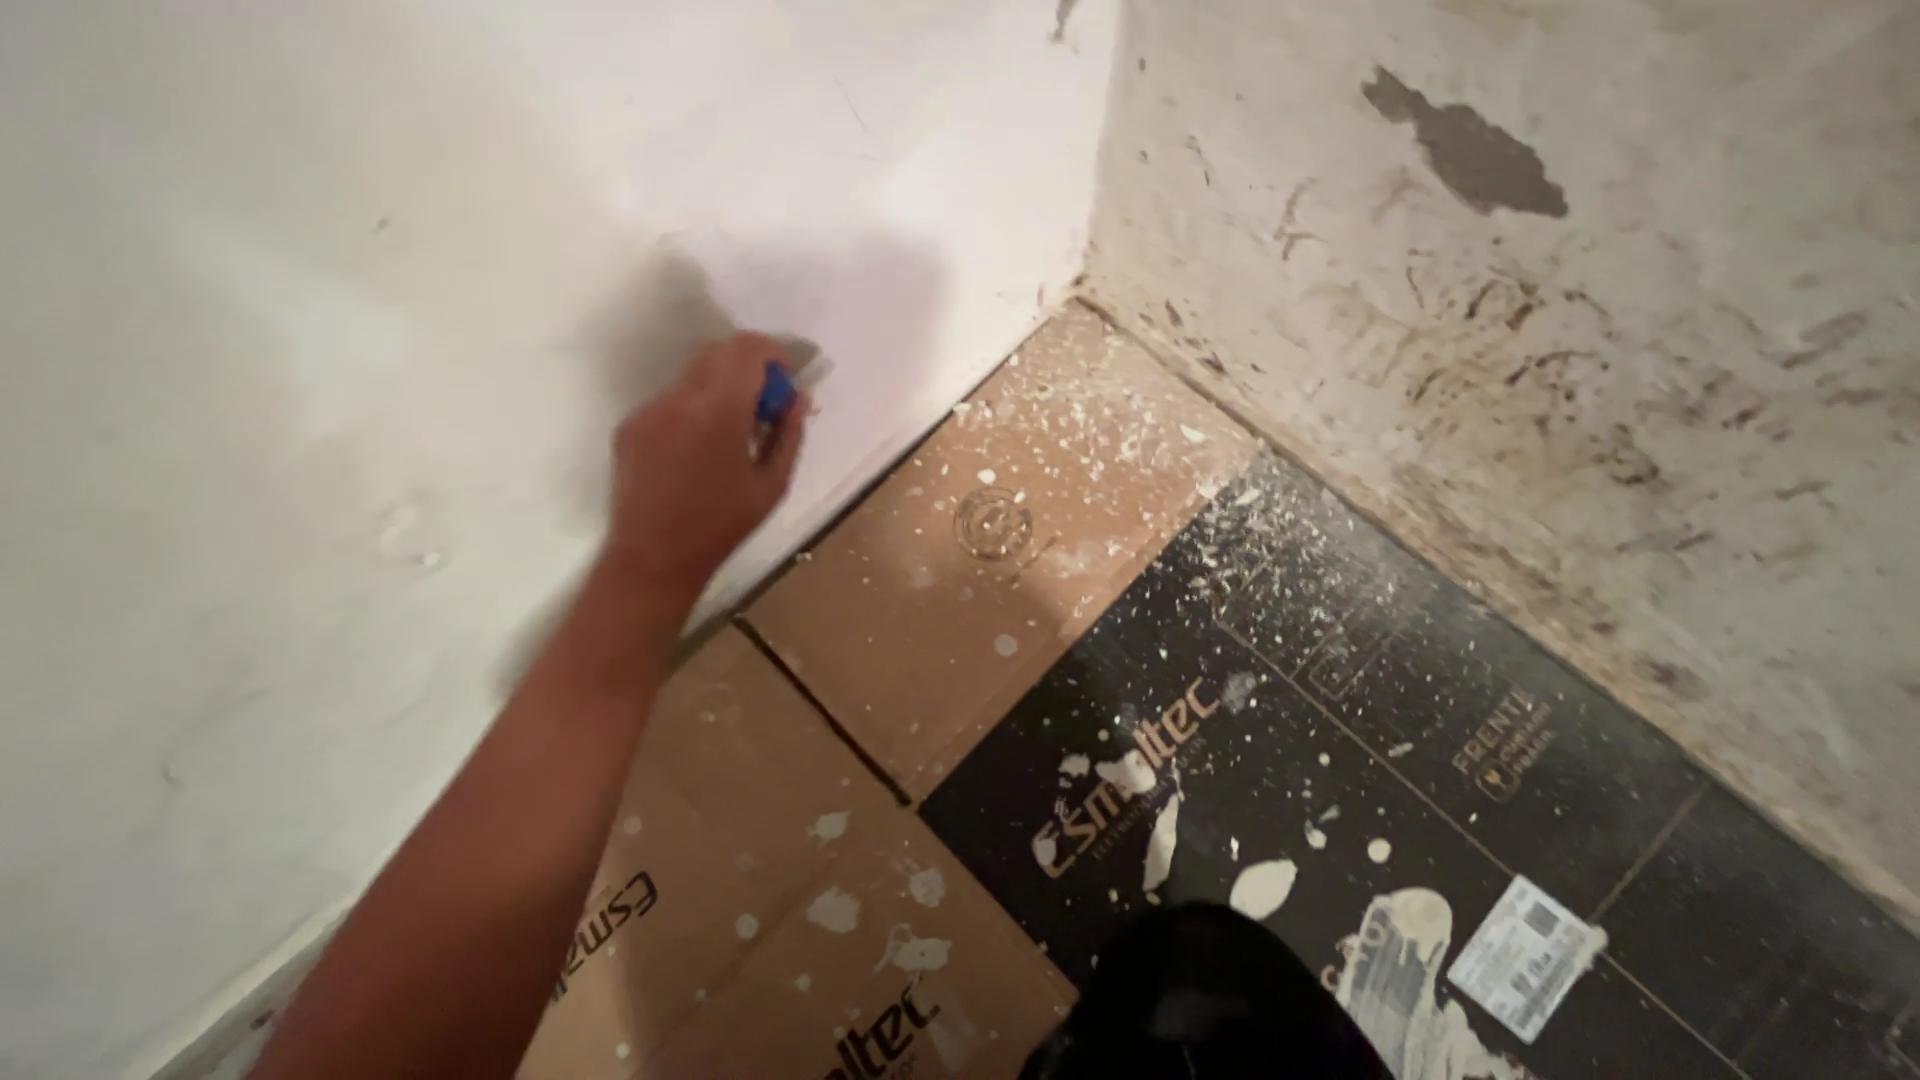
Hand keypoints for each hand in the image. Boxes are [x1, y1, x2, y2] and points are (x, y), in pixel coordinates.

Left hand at [598, 331, 807, 607]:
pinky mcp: (630, 425)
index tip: (785, 381)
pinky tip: (699, 452)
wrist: (653, 559)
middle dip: (748, 368)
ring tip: (732, 434)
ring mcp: (649, 411)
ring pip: (693, 376)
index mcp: (719, 412)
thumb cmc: (722, 527)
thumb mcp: (773, 485)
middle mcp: (678, 400)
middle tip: (764, 407)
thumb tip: (798, 397)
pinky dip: (694, 410)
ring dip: (720, 389)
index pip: (747, 349)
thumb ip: (789, 433)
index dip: (773, 354)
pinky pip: (671, 401)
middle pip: (718, 352)